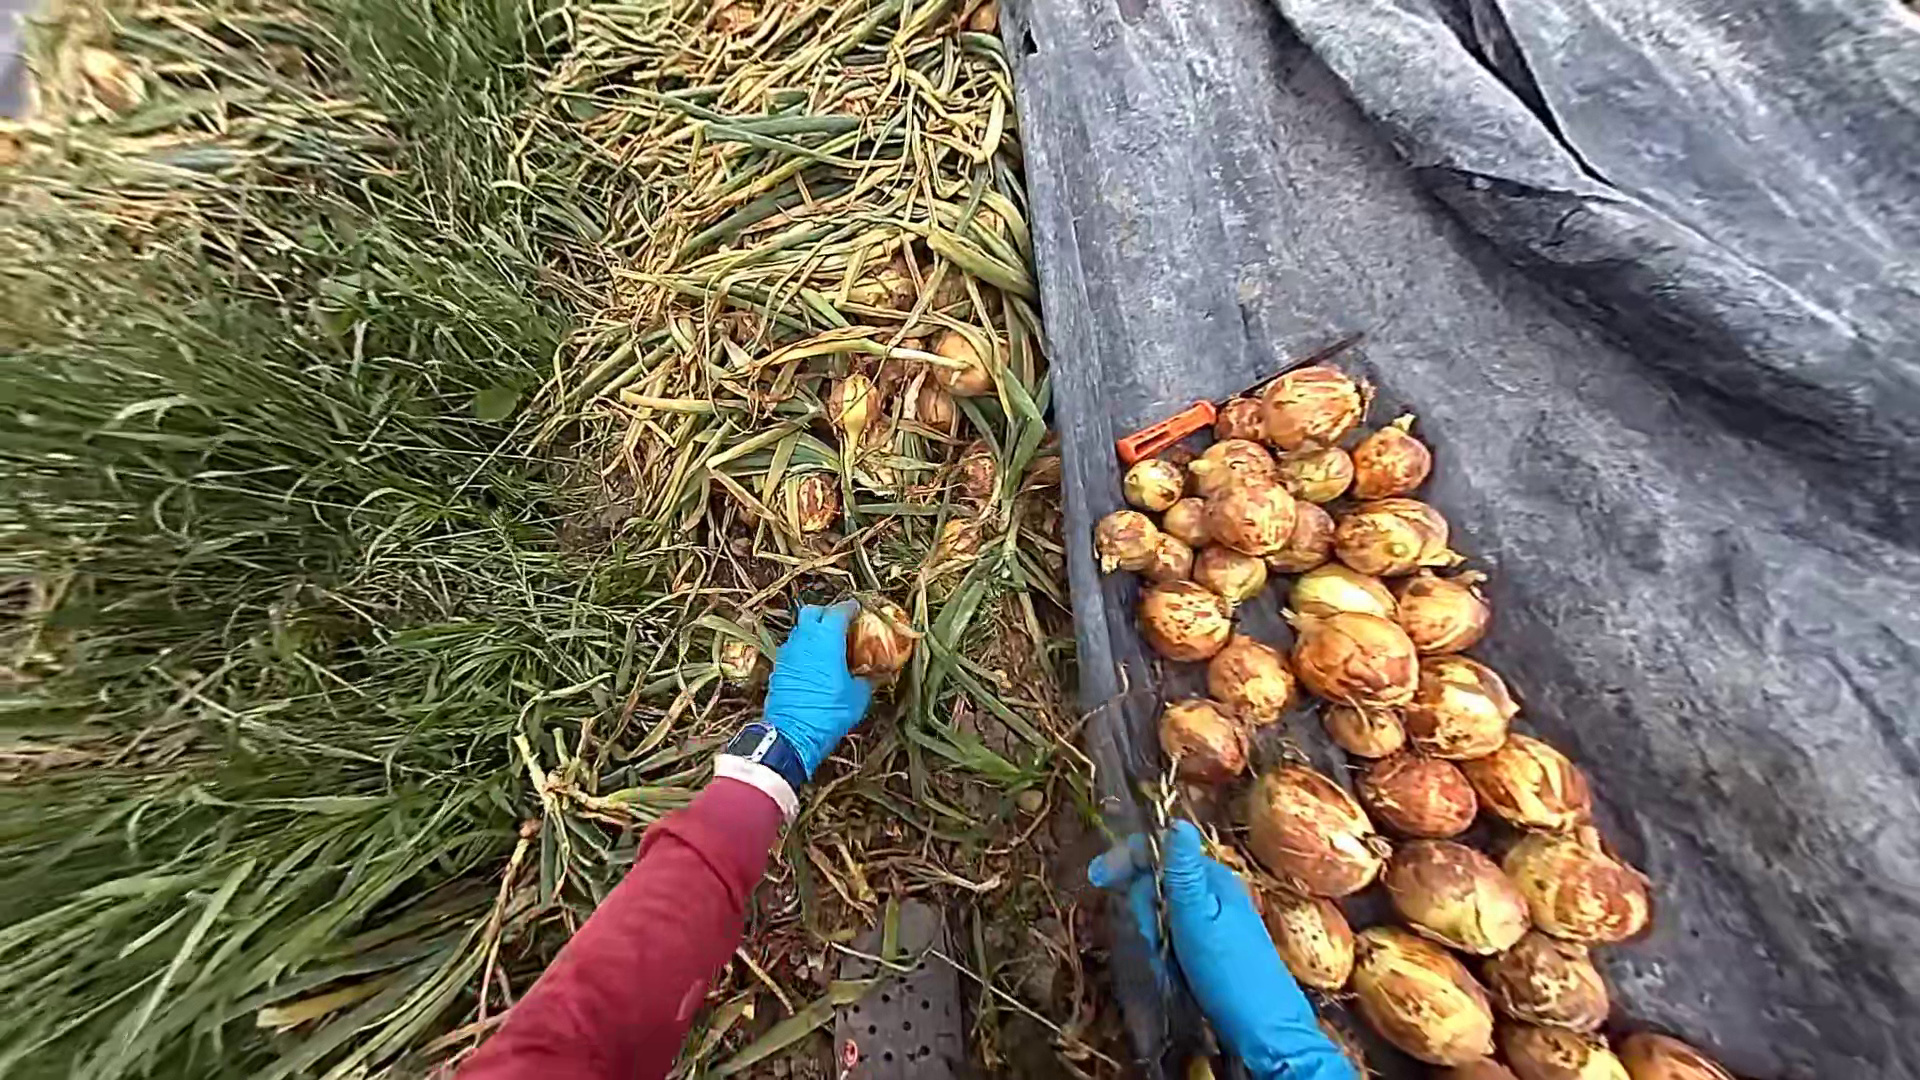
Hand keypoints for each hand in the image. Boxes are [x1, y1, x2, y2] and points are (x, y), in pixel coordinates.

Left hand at [763, 601, 872, 777]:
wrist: (790, 736)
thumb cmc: (827, 712)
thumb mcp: (857, 696)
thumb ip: (868, 679)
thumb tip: (879, 673)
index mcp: (826, 639)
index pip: (838, 611)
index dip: (850, 608)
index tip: (859, 610)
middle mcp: (804, 639)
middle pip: (813, 611)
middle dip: (828, 613)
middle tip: (842, 624)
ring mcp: (788, 653)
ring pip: (801, 629)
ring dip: (815, 631)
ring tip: (831, 646)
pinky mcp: (779, 668)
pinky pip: (794, 648)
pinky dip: (805, 648)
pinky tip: (816, 664)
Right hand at [1089, 822, 1355, 1079]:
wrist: (1271, 1041)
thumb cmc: (1232, 974)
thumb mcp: (1199, 917)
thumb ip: (1183, 870)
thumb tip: (1176, 820)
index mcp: (1211, 877)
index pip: (1157, 850)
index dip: (1124, 859)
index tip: (1096, 878)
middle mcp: (1211, 892)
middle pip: (1155, 882)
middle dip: (1142, 908)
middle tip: (1149, 938)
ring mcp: (1211, 921)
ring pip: (1160, 912)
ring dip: (1152, 933)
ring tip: (1162, 961)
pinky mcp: (1209, 949)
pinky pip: (1171, 936)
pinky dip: (1163, 950)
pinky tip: (1170, 970)